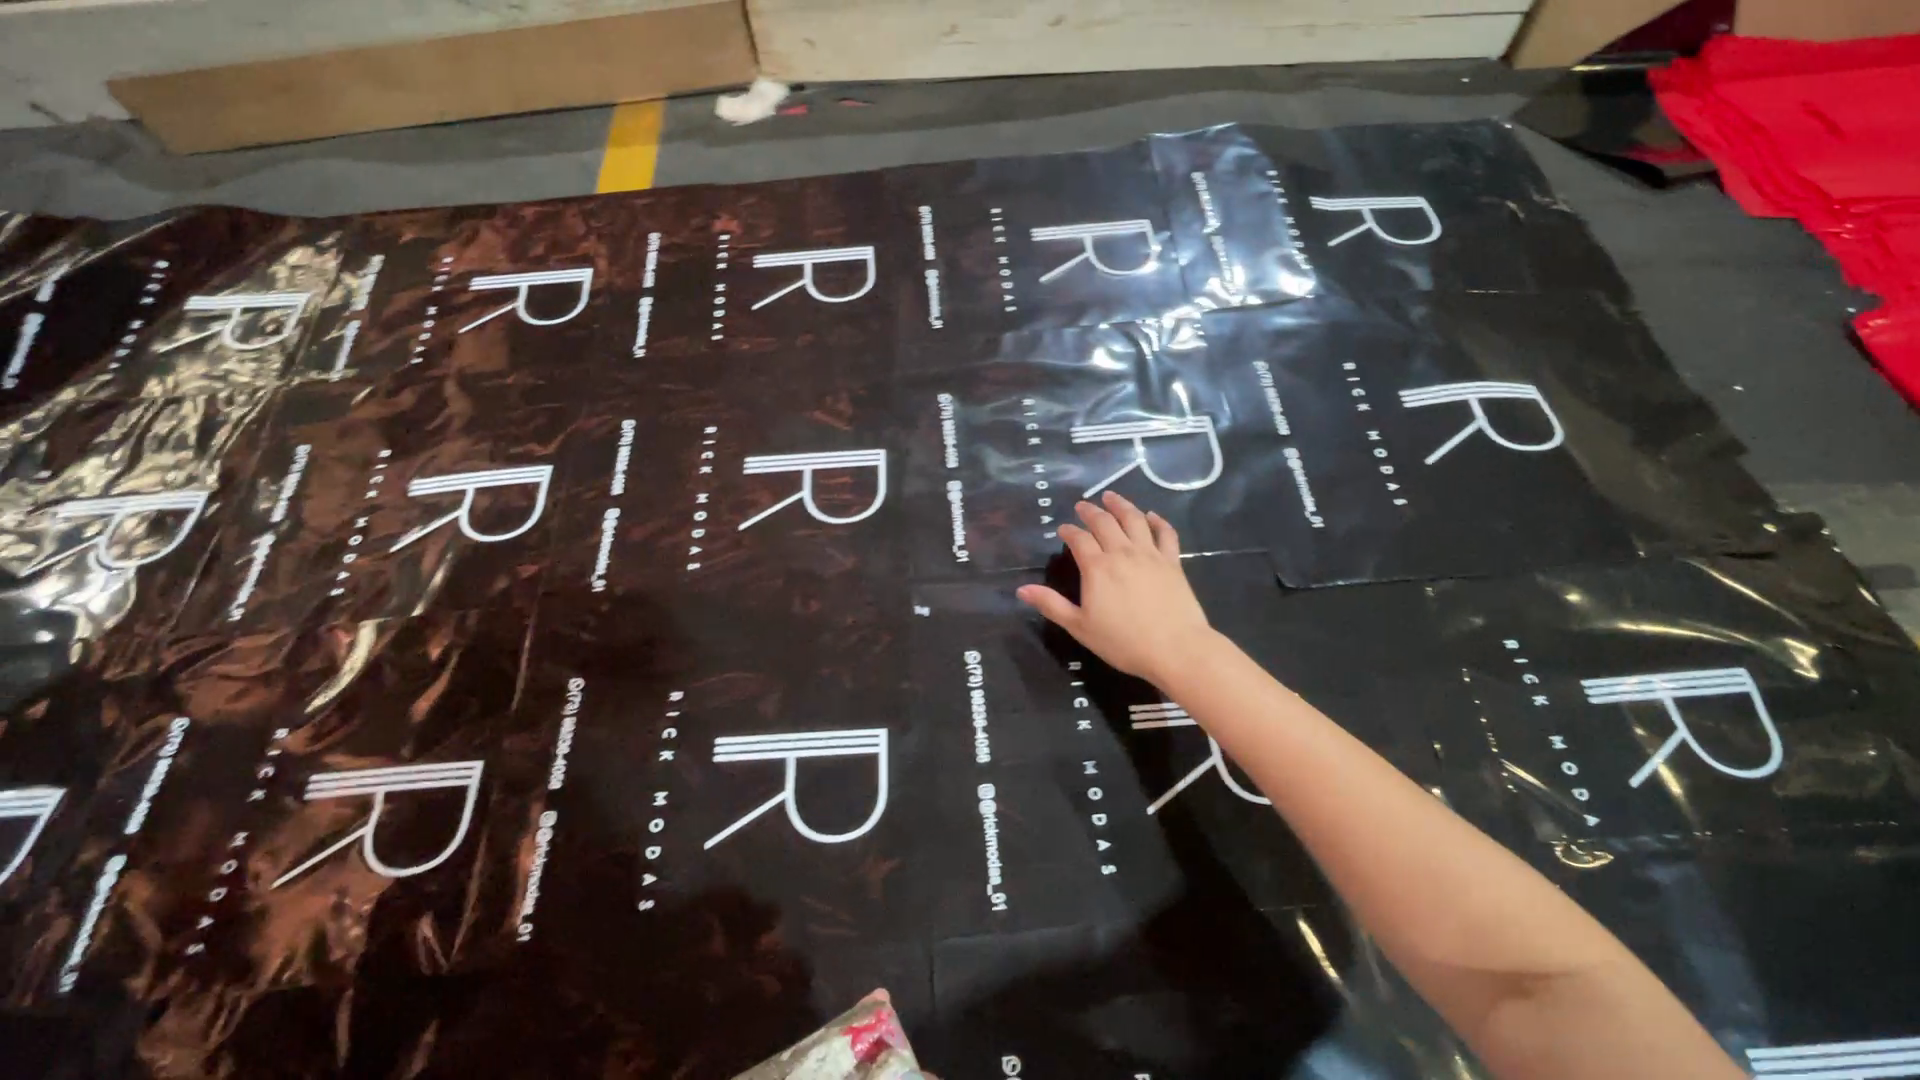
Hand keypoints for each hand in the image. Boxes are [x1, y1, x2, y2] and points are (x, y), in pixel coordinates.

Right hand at [1017, 491, 1217, 683]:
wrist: (1175, 648)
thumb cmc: (1122, 642)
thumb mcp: (1080, 627)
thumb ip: (1051, 605)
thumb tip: (1022, 589)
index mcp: (1097, 567)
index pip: (1079, 539)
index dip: (1069, 531)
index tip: (1063, 529)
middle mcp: (1122, 553)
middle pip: (1105, 522)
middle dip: (1091, 511)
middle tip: (1083, 505)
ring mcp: (1150, 554)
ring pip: (1134, 519)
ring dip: (1121, 505)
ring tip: (1111, 496)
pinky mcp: (1173, 562)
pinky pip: (1165, 533)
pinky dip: (1157, 521)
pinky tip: (1151, 516)